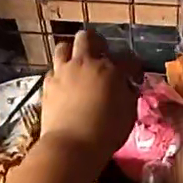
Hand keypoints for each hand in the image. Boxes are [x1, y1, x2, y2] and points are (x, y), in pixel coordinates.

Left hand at [37, 30, 137, 171]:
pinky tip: (65, 84)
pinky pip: (53, 69)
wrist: (72, 145)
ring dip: (73, 52)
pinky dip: (60, 73)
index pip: (128, 59)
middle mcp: (86, 64)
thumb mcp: (129, 114)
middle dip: (97, 43)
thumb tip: (126, 88)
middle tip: (102, 56)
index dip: (134, 67)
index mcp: (111, 70)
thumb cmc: (107, 132)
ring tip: (78, 64)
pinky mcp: (48, 84)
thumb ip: (129, 95)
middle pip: (89, 38)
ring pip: (64, 47)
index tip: (134, 77)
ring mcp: (64, 72)